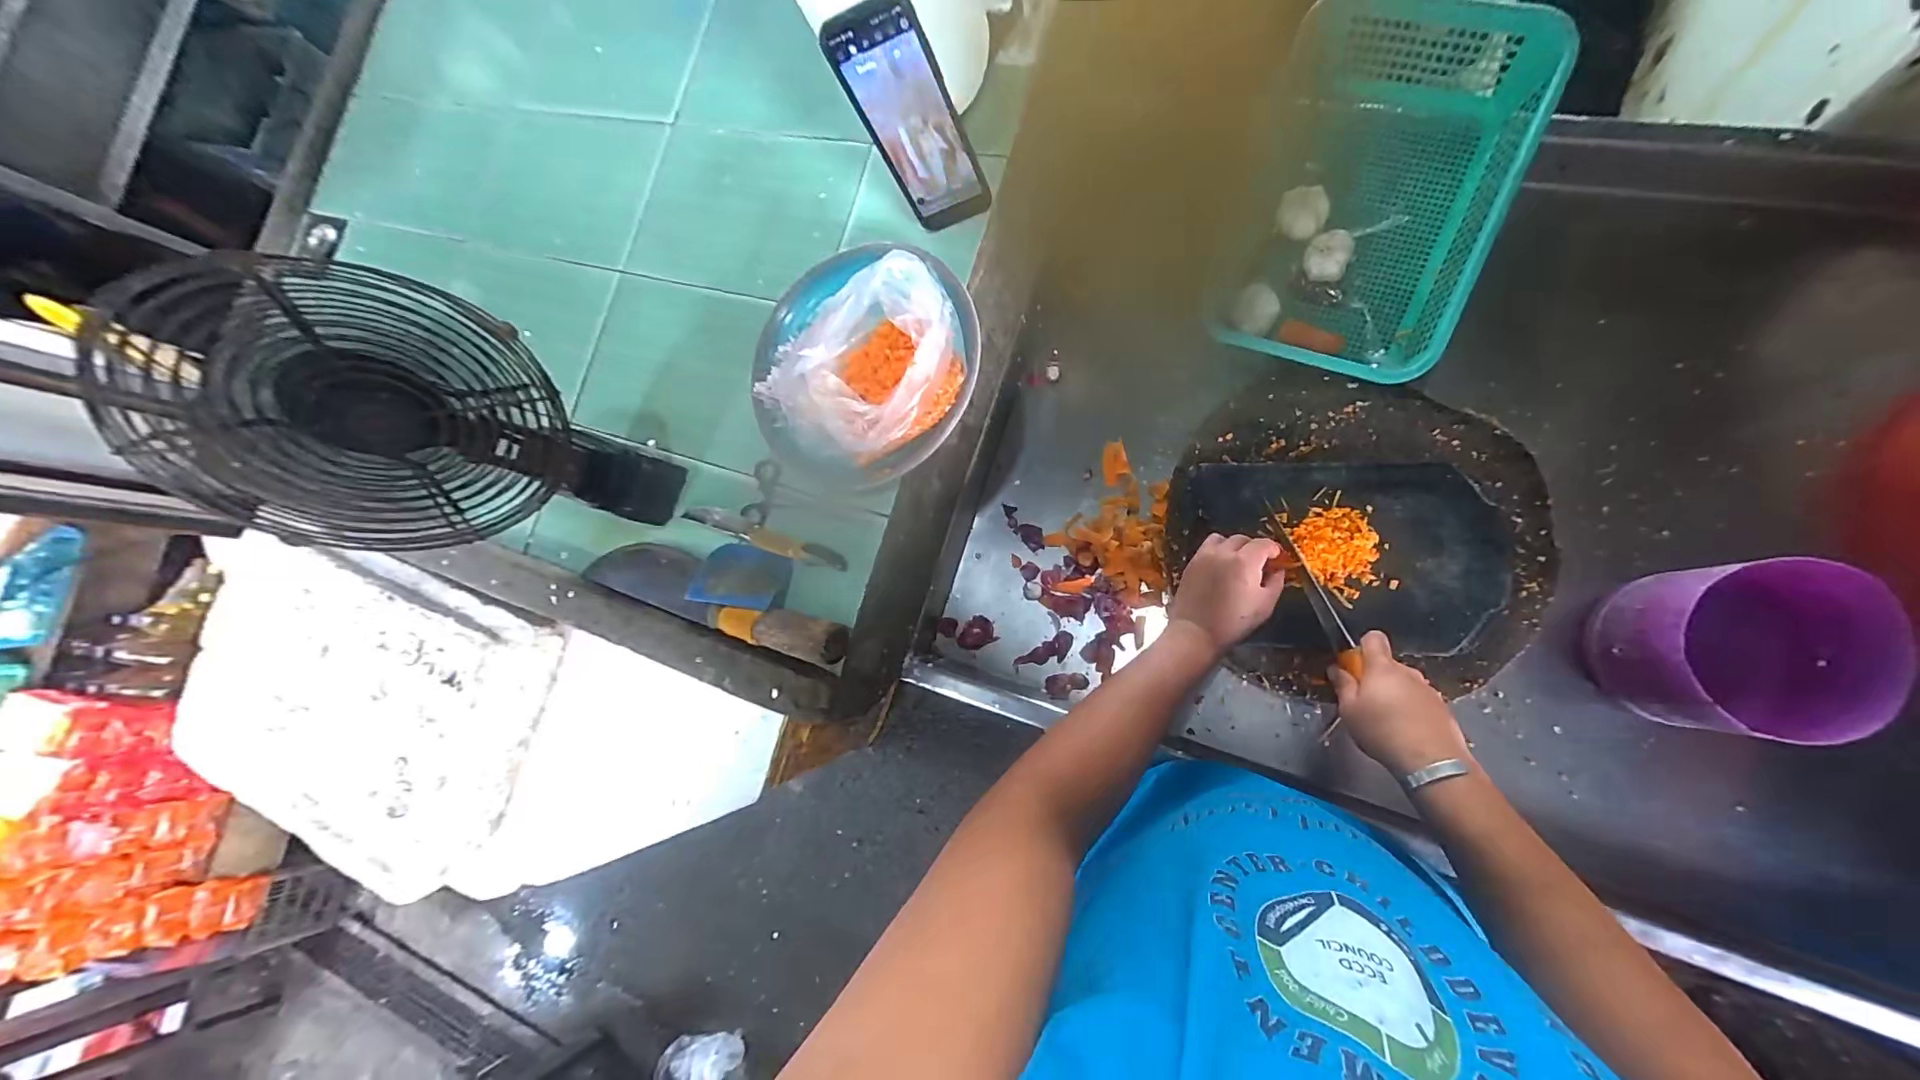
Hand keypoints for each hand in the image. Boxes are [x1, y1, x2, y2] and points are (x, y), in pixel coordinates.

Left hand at [1167, 534, 1286, 655]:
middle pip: (1242, 539)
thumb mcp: (1265, 605)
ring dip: (1233, 546)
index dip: (1274, 550)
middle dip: (1254, 548)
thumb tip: (1277, 570)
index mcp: (1244, 561)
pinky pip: (1206, 548)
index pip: (1264, 543)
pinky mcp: (1190, 564)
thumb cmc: (1233, 622)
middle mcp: (1222, 553)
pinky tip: (1220, 568)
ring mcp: (1203, 556)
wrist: (1195, 631)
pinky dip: (1217, 552)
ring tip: (1237, 563)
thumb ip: (1275, 582)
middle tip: (1259, 564)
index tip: (1278, 559)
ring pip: (1222, 539)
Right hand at [1328, 631, 1471, 776]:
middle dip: (1376, 677)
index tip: (1354, 666)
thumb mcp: (1350, 711)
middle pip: (1388, 664)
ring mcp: (1429, 689)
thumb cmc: (1382, 731)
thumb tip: (1336, 669)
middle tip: (1365, 701)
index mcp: (1382, 668)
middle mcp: (1408, 673)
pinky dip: (1411, 708)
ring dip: (1394, 693)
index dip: (1362, 646)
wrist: (1433, 761)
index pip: (1374, 639)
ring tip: (1387, 719)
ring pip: (1404, 682)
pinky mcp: (1443, 707)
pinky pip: (1420, 699)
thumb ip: (1342, 685)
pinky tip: (1406, 729)